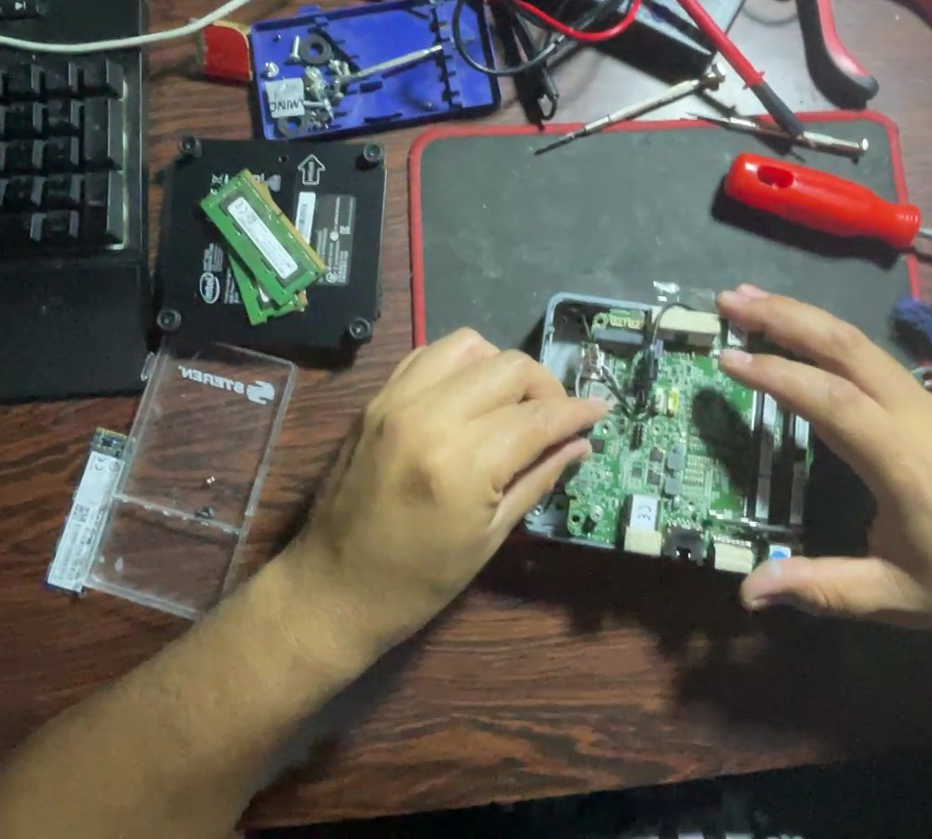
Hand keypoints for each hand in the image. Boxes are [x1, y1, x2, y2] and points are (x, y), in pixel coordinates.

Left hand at [282, 329, 608, 661]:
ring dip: (502, 367)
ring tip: (512, 402)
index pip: (538, 417)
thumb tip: (580, 443)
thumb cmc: (418, 580)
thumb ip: (538, 478)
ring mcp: (396, 401)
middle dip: (546, 386)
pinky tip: (470, 394)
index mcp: (462, 464)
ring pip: (470, 346)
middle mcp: (430, 417)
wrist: (332, 587)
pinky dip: (461, 364)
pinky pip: (429, 355)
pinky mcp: (376, 399)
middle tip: (556, 415)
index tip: (598, 411)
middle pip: (510, 367)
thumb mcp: (490, 537)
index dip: (577, 412)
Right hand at [716, 285, 931, 645]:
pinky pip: (876, 362)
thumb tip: (746, 592)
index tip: (726, 358)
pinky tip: (803, 341)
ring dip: (806, 318)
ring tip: (753, 303)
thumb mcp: (896, 599)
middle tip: (730, 299)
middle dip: (787, 316)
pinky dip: (830, 339)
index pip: (833, 401)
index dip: (777, 374)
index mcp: (911, 466)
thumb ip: (819, 587)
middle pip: (850, 348)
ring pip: (864, 346)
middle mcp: (923, 422)